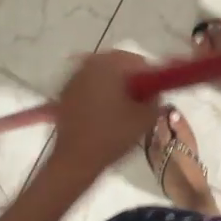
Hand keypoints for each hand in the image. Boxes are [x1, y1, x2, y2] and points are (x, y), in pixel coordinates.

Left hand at [47, 50, 156, 177]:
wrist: (76, 159)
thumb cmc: (113, 136)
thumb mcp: (146, 118)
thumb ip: (156, 98)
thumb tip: (155, 91)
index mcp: (109, 65)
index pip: (138, 61)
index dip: (150, 76)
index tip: (154, 93)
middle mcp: (89, 64)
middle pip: (118, 64)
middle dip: (131, 79)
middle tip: (140, 100)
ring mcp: (73, 77)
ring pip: (102, 74)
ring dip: (114, 85)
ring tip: (122, 107)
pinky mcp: (64, 91)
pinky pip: (88, 84)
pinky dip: (99, 92)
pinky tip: (105, 112)